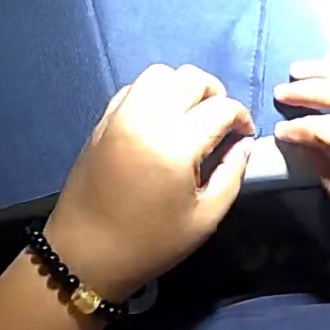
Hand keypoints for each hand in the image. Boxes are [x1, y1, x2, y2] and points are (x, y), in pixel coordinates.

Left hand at [44, 64, 254, 299]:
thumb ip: (232, 174)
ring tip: (191, 115)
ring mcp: (120, 116)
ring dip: (183, 87)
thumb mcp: (205, 217)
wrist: (84, 255)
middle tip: (221, 123)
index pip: (221, 107)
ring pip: (160, 74)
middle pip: (191, 78)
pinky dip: (155, 93)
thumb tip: (243, 144)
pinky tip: (162, 120)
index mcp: (175, 145)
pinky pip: (135, 87)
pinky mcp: (103, 121)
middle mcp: (146, 119)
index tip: (244, 135)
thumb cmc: (150, 243)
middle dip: (215, 94)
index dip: (241, 117)